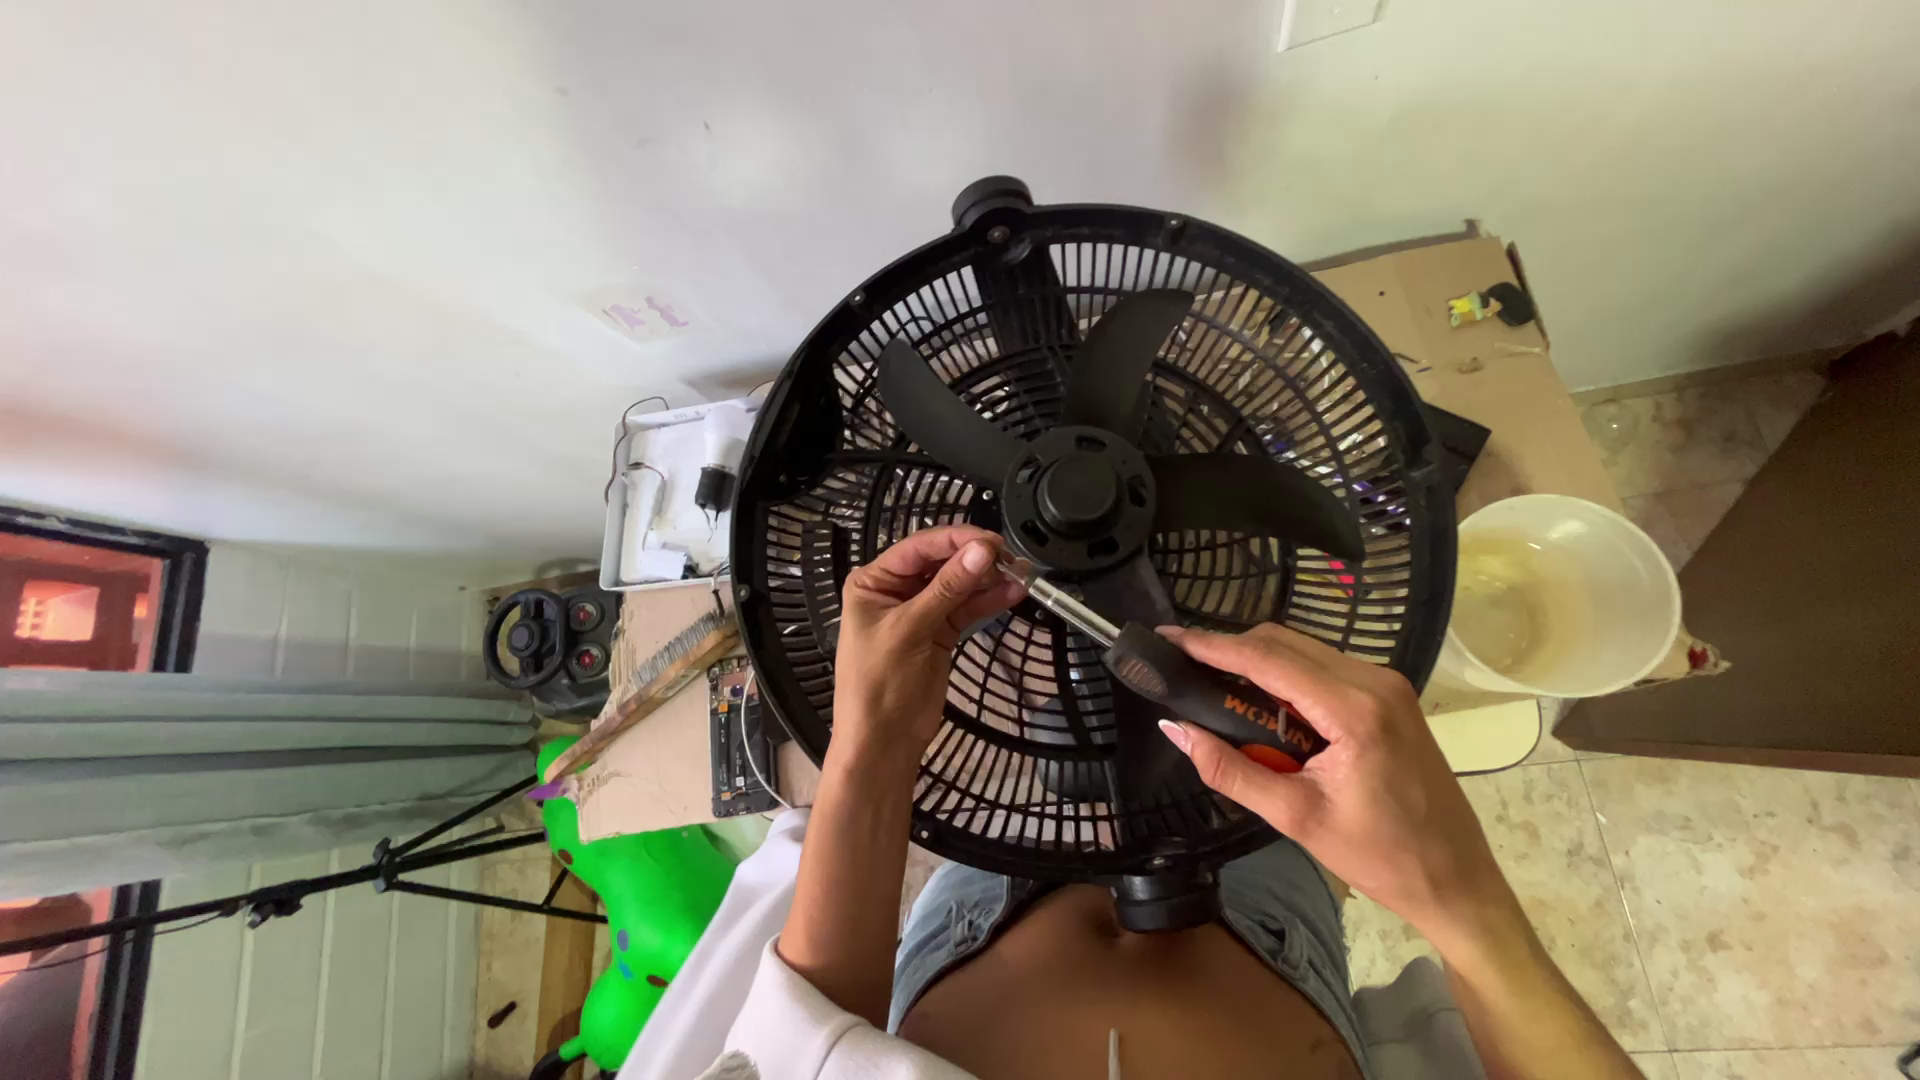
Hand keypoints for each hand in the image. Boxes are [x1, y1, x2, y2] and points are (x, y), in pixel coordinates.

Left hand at [830, 525, 1025, 772]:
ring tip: (1021, 573)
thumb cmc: (879, 683)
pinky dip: (988, 601)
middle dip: (974, 558)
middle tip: (1010, 558)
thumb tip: (983, 551)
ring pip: (958, 584)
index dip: (955, 540)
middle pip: (941, 562)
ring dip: (987, 578)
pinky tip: (1012, 593)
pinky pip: (967, 608)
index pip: (918, 548)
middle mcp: (896, 590)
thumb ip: (947, 589)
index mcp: (874, 582)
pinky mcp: (941, 632)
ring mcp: (921, 611)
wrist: (883, 743)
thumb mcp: (910, 630)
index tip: (991, 541)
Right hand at [1155, 624, 1515, 938]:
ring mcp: (1385, 684)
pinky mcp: (1388, 695)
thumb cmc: (1380, 856)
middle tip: (1180, 664)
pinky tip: (1258, 697)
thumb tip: (1175, 729)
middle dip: (1228, 648)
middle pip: (1282, 642)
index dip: (1211, 645)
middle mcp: (1373, 680)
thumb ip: (1230, 770)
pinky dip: (1282, 673)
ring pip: (1301, 649)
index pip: (1266, 659)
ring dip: (1255, 660)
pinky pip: (1321, 665)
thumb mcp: (1296, 817)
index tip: (1167, 637)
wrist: (1459, 880)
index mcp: (1354, 709)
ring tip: (1210, 681)